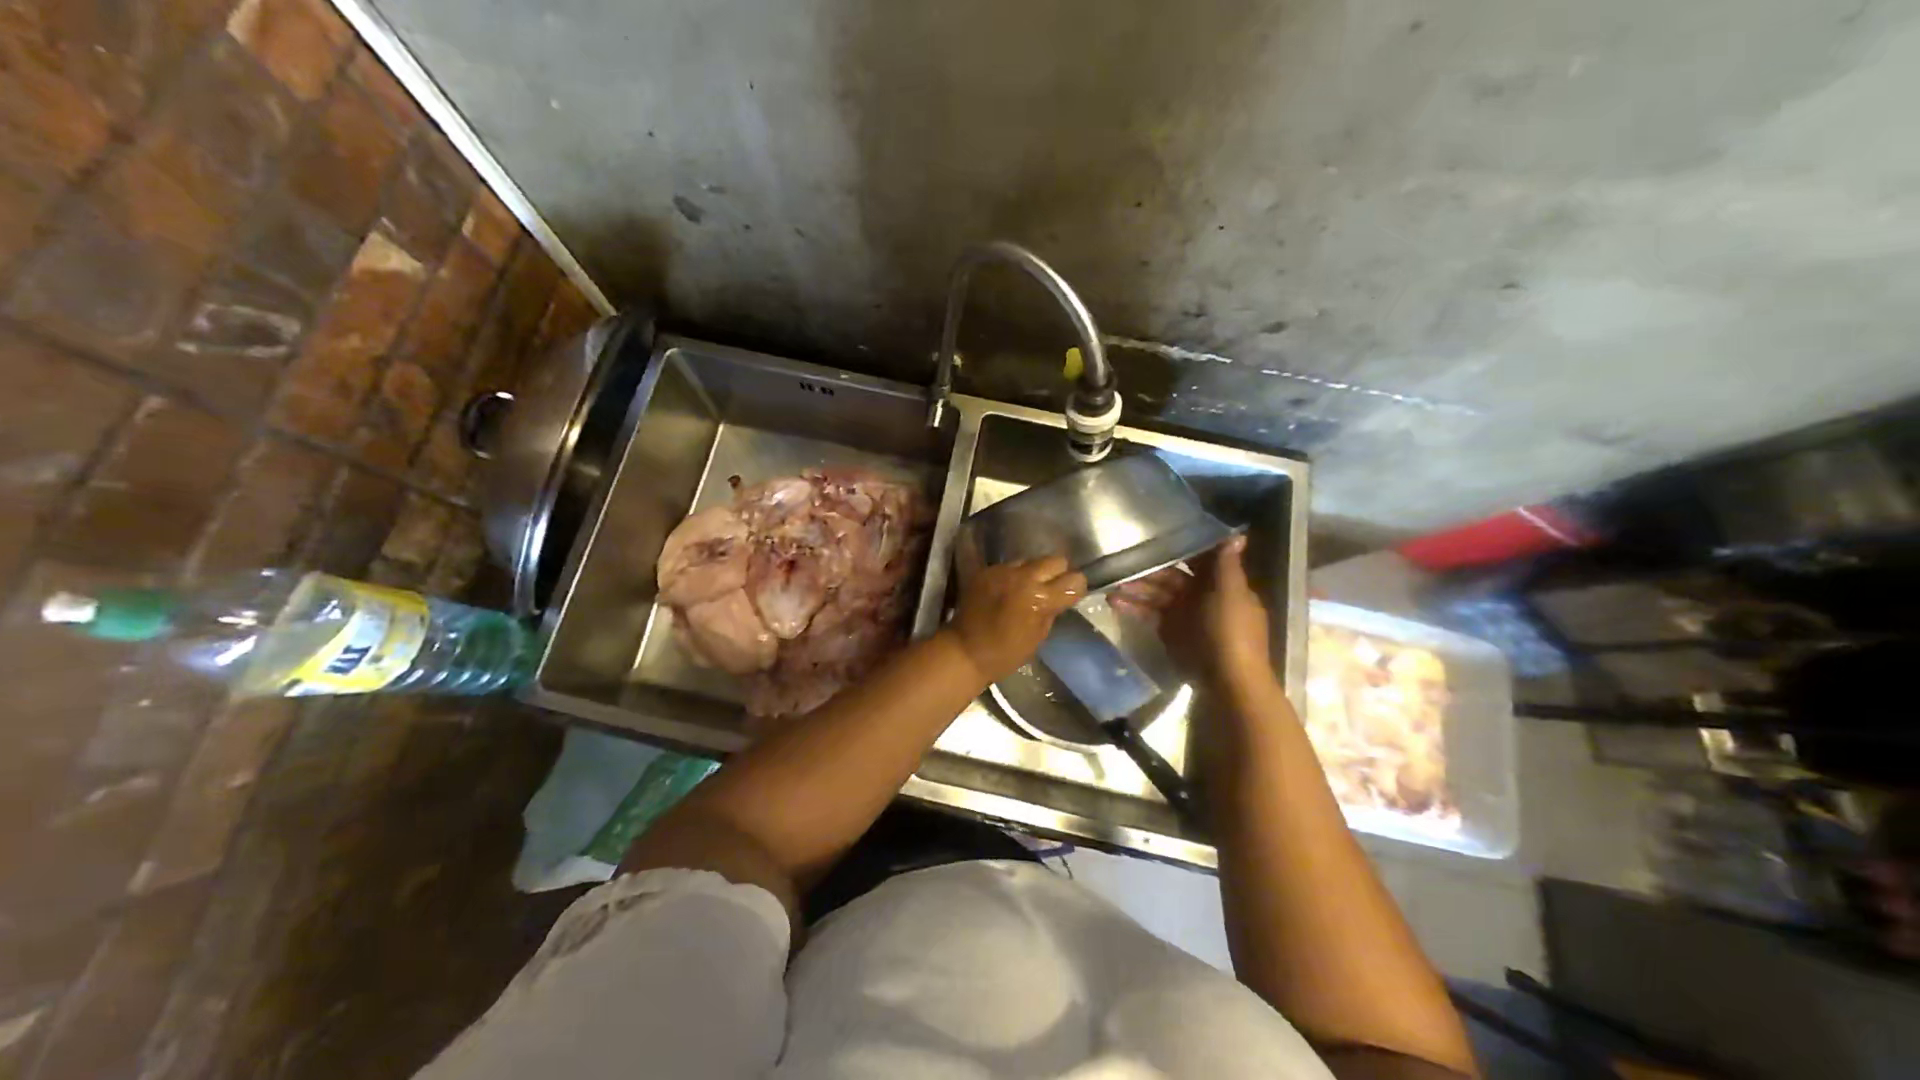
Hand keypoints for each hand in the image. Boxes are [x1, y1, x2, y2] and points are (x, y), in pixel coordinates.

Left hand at [948, 555, 1085, 682]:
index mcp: (1039, 599)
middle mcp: (1023, 578)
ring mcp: (1002, 571)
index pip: (1074, 580)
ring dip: (1033, 573)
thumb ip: (1052, 611)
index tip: (1071, 595)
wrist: (965, 650)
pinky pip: (1008, 567)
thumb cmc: (1006, 653)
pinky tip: (1006, 591)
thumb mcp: (1039, 636)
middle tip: (1050, 589)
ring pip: (1030, 561)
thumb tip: (1060, 597)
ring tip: (1025, 589)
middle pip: (1055, 560)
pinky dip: (1012, 577)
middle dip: (1057, 574)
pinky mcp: (986, 571)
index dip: (1075, 588)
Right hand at [1111, 535, 1273, 689]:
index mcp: (1223, 584)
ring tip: (1111, 584)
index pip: (1200, 558)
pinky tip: (1114, 602)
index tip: (1155, 530)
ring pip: (1158, 594)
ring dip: (1137, 588)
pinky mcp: (1170, 633)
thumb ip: (1226, 565)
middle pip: (1174, 575)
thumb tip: (1236, 534)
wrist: (1228, 681)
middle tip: (1123, 559)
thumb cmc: (1231, 632)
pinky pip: (1150, 614)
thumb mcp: (1230, 593)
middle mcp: (1204, 596)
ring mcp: (1186, 615)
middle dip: (1150, 569)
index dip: (1180, 546)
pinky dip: (1134, 608)